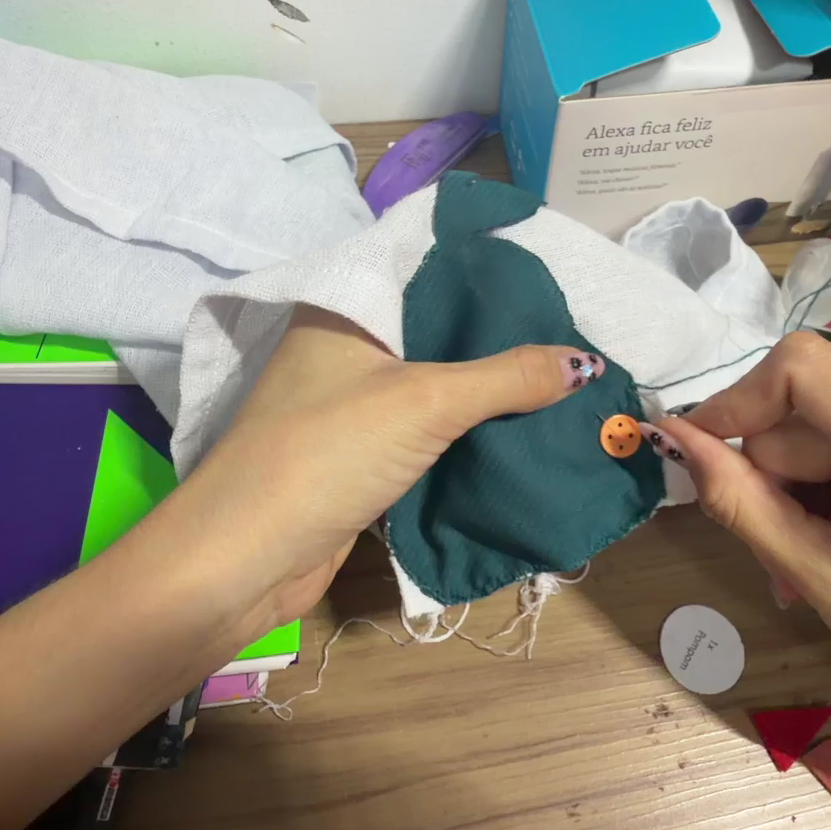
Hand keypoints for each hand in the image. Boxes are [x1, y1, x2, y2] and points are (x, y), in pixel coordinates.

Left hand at [173, 305, 600, 622]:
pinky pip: (426, 427)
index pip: (425, 269)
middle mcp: (344, 348)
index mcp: (344, 310)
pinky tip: (518, 425)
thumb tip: (586, 362)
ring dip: (486, 386)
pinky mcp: (360, 452)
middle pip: (435, 330)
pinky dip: (466, 428)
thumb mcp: (426, 402)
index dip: (487, 273)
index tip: (549, 276)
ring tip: (559, 373)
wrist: (245, 560)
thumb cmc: (327, 453)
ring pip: (433, 382)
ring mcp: (350, 403)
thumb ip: (507, 377)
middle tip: (569, 330)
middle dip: (498, 337)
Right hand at [659, 334, 830, 829]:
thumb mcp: (824, 585)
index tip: (702, 457)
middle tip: (774, 553)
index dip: (736, 403)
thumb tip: (673, 438)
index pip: (801, 369)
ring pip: (828, 428)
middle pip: (808, 413)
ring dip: (801, 485)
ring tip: (814, 558)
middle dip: (773, 474)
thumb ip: (742, 502)